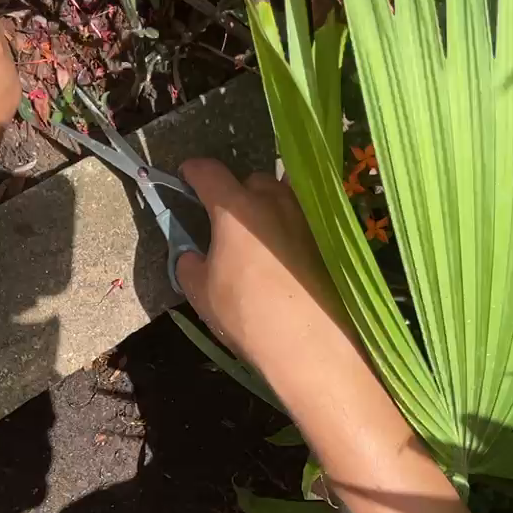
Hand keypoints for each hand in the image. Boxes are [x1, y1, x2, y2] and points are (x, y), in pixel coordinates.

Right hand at [174, 160, 348, 379]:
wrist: (306, 341)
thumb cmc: (245, 313)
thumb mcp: (201, 293)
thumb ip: (189, 266)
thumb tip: (191, 256)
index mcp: (235, 209)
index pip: (209, 173)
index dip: (193, 171)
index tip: (186, 175)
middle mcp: (273, 201)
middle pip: (251, 181)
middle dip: (237, 194)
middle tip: (228, 222)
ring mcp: (304, 217)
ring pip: (281, 198)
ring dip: (267, 208)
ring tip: (260, 237)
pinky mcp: (325, 239)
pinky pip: (301, 222)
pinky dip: (289, 231)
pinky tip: (285, 258)